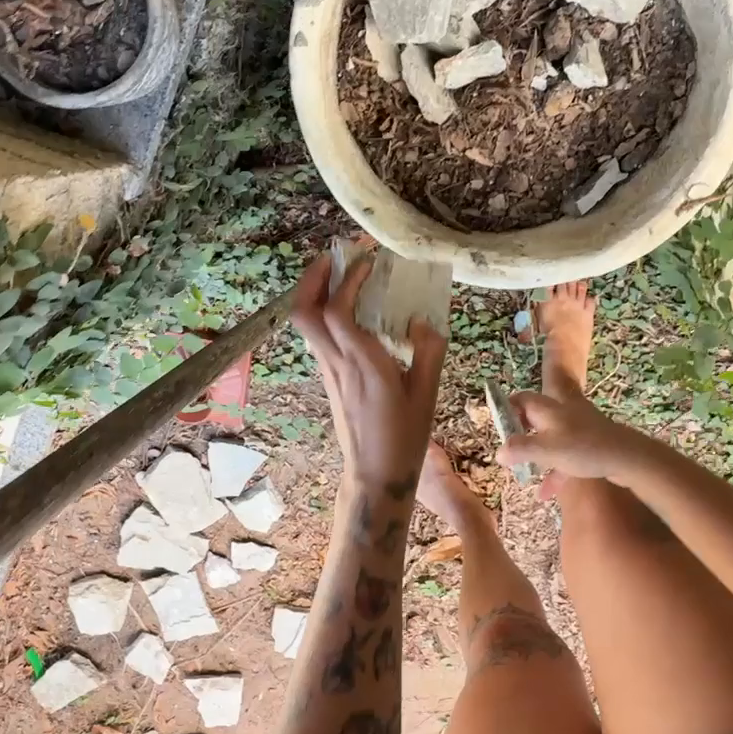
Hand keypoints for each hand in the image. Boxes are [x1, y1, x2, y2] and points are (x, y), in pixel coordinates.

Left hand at [291, 253, 445, 488]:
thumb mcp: (428, 393)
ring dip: (315, 291)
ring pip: (305, 323)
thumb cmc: (404, 437)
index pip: (338, 311)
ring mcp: (328, 371)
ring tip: (340, 273)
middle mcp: (337, 363)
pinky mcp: (328, 378)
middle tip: (335, 257)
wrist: (374, 476)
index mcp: (363, 364)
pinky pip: (317, 335)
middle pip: (304, 312)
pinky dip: (324, 311)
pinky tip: (349, 308)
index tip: (368, 260)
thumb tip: (423, 319)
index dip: (348, 279)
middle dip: (313, 277)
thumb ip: (428, 351)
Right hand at [497, 391, 655, 492]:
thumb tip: (498, 452)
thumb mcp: (547, 450)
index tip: (498, 428)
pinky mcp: (588, 444)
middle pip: (534, 419)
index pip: (521, 399)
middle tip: (510, 452)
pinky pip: (565, 454)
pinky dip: (555, 470)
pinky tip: (547, 493)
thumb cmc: (583, 448)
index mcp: (547, 408)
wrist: (628, 456)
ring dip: (537, 456)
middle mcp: (560, 413)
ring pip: (549, 439)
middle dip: (521, 436)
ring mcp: (576, 428)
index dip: (507, 410)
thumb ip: (521, 450)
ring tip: (525, 473)